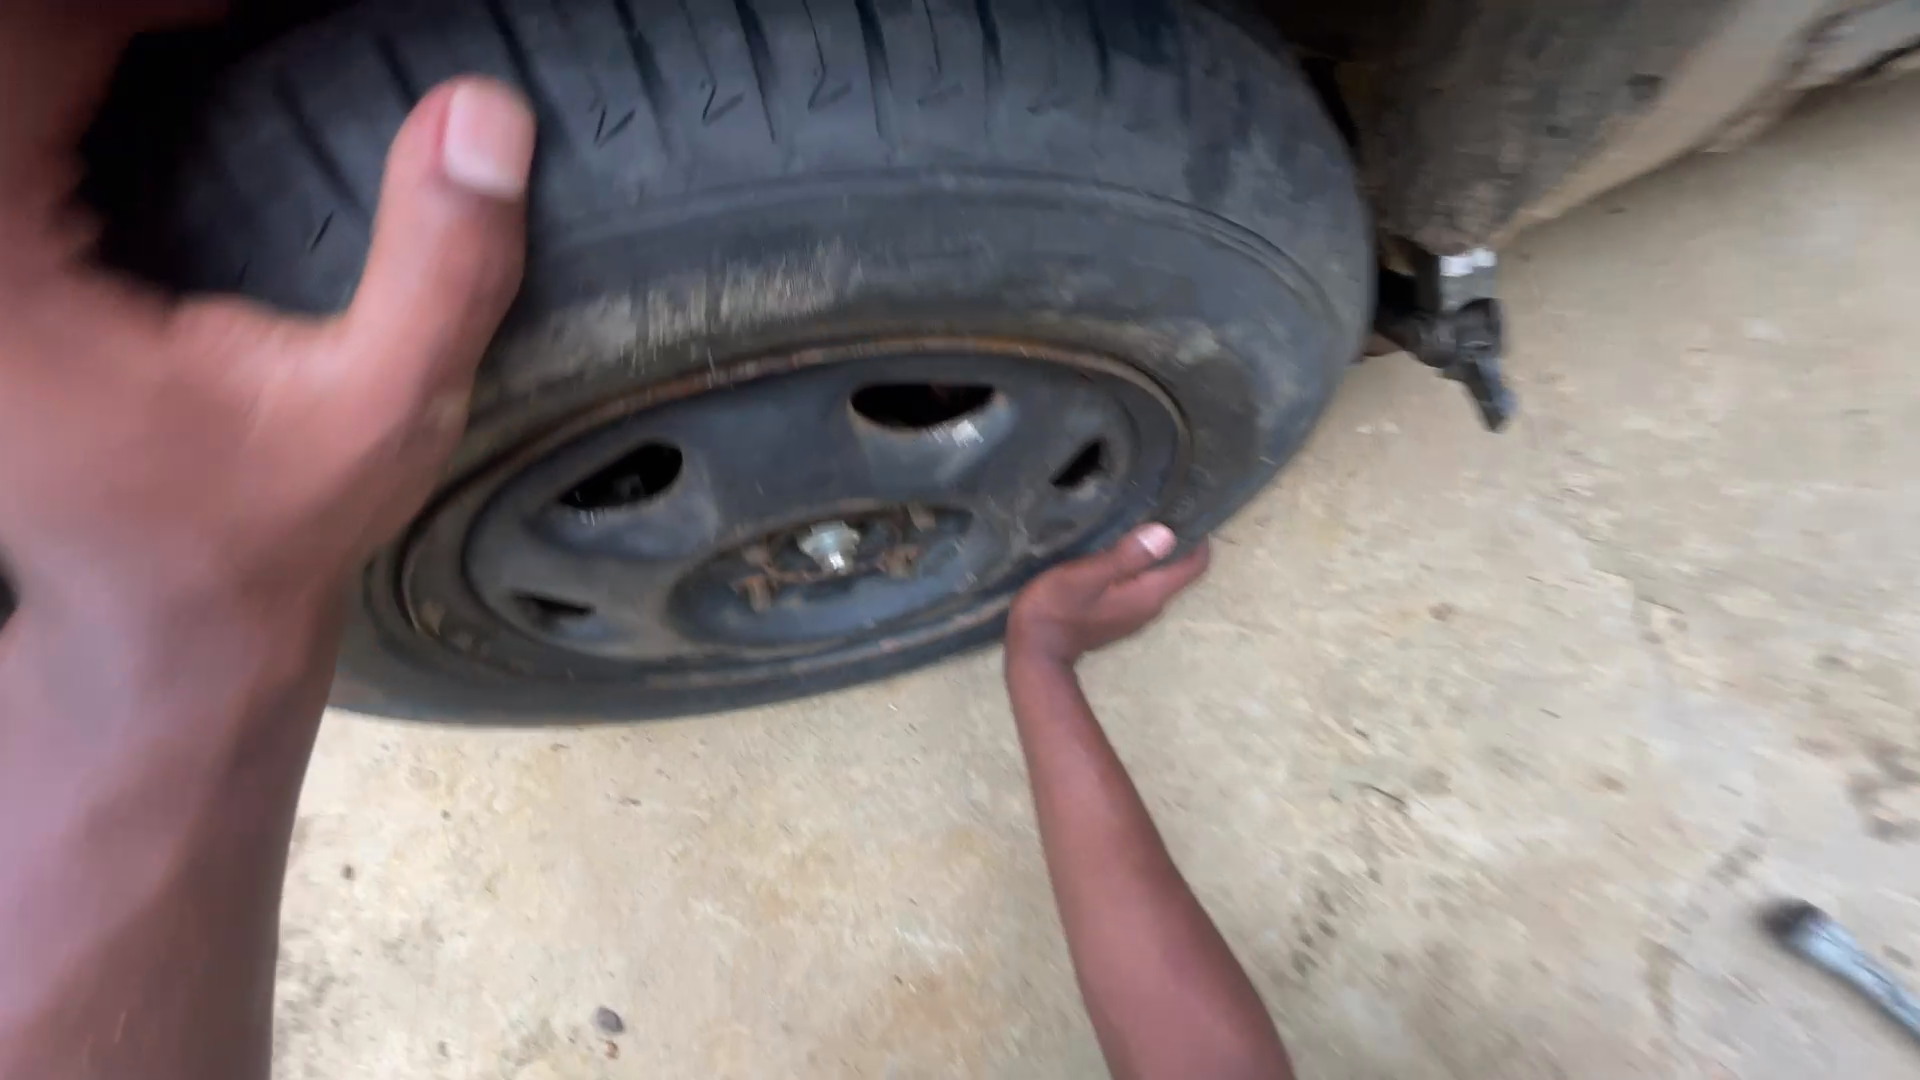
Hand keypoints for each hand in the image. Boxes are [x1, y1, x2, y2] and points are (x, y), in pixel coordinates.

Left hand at [0, 7, 534, 633]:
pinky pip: (3, 103)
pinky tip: (164, 48)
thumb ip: (445, 272)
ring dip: (104, 31)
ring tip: (230, 25)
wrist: (185, 598)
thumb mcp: (390, 408)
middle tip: (265, 21)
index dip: (149, 0)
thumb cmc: (284, 515)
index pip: (24, 41)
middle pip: (6, 43)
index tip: (273, 5)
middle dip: (130, 14)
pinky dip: (77, 56)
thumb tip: (489, 118)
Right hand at [1007, 524, 1211, 666]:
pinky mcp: (1118, 613)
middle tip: (1157, 503)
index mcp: (1150, 593)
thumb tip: (1165, 533)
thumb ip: (1125, 556)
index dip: (1196, 535)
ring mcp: (1134, 612)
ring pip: (1158, 575)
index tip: (1182, 506)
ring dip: (1152, 551)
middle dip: (1174, 538)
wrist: (1034, 651)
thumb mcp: (1086, 576)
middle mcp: (1151, 605)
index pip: (1195, 564)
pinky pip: (1139, 583)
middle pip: (1178, 568)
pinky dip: (1135, 564)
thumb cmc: (1055, 609)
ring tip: (1134, 518)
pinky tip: (1113, 546)